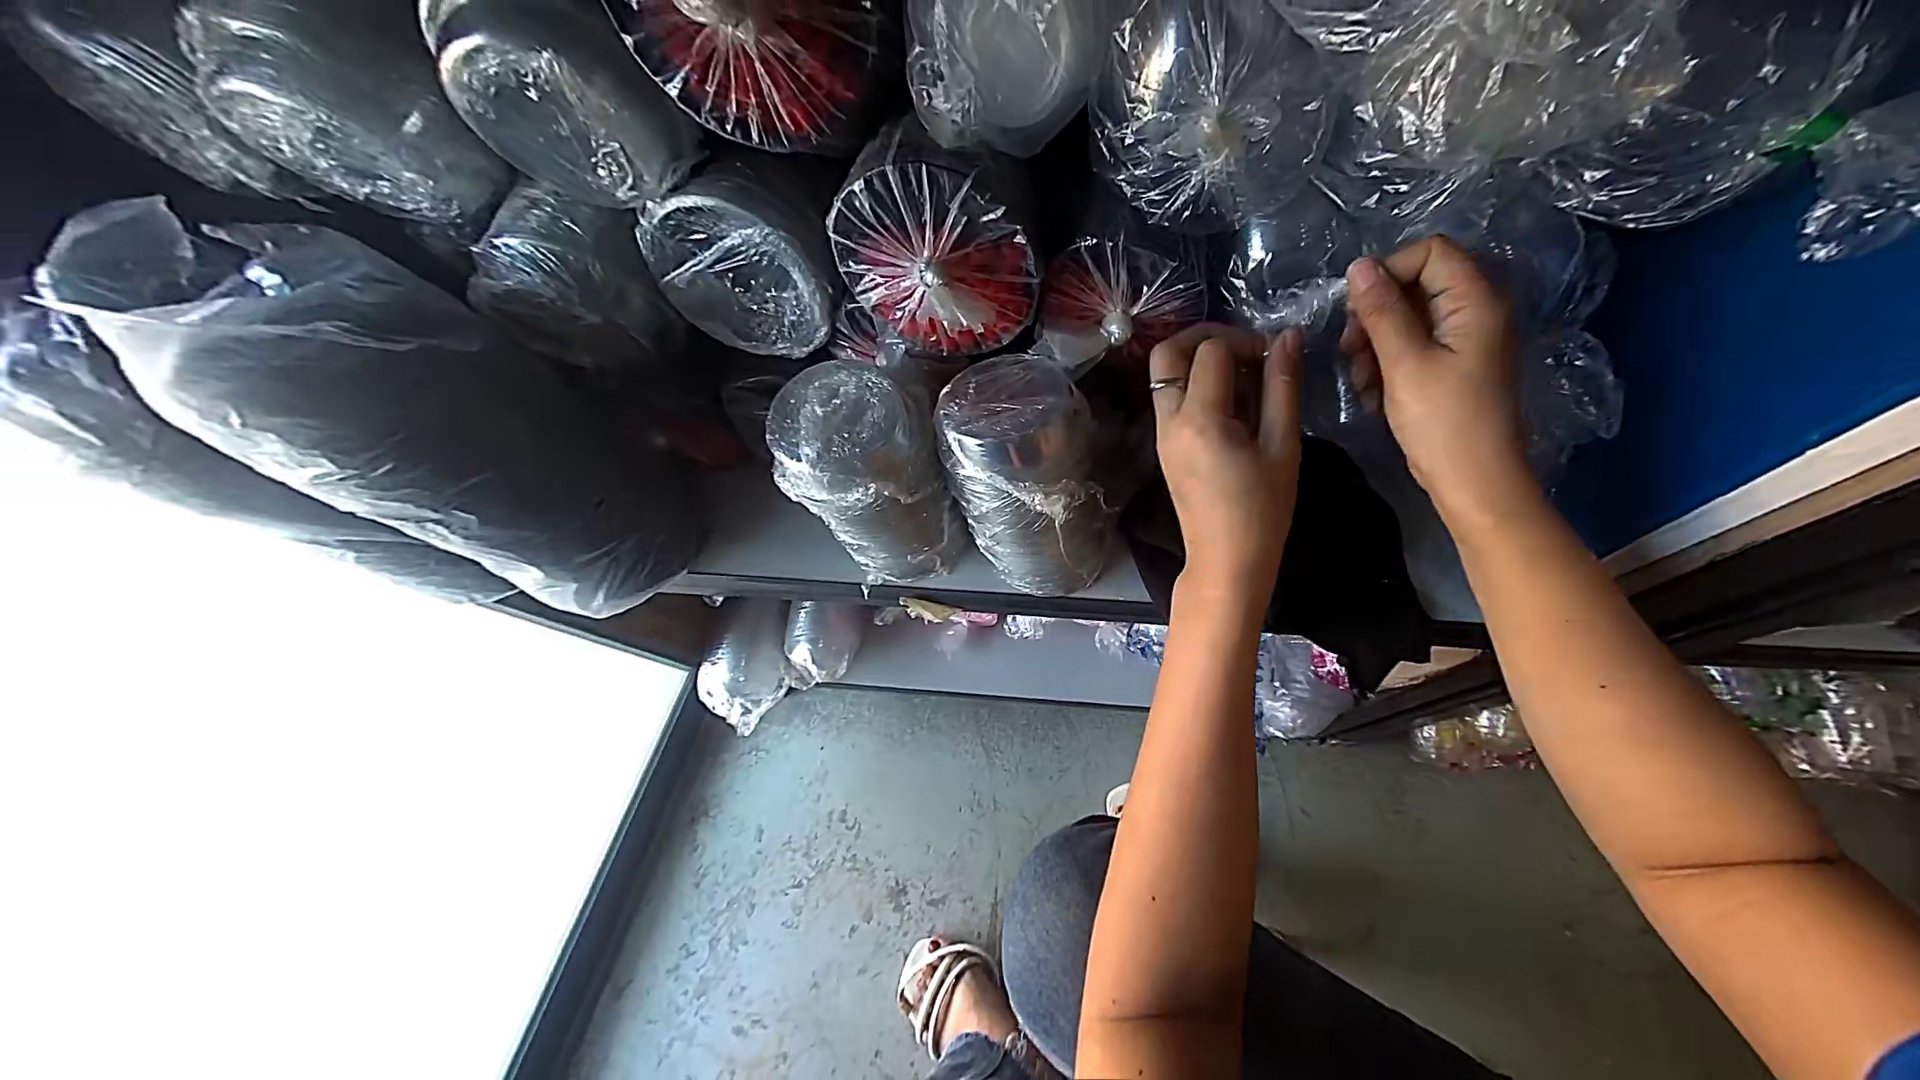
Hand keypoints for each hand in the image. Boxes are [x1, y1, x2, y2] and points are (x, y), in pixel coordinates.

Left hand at [1148, 323, 1302, 592]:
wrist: (1225, 559)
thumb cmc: (1262, 509)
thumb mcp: (1283, 445)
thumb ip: (1283, 387)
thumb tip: (1286, 337)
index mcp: (1199, 419)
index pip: (1209, 350)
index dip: (1244, 341)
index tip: (1272, 360)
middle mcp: (1168, 421)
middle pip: (1166, 352)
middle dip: (1205, 336)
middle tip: (1245, 350)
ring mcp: (1160, 434)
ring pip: (1162, 374)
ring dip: (1197, 361)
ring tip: (1242, 378)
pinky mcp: (1162, 446)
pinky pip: (1169, 399)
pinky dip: (1193, 385)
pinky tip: (1230, 404)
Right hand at [1341, 236, 1537, 521]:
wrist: (1472, 478)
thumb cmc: (1442, 421)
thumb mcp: (1404, 363)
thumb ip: (1381, 312)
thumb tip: (1358, 267)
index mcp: (1475, 301)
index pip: (1430, 253)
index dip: (1387, 273)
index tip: (1355, 312)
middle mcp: (1474, 311)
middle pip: (1414, 284)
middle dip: (1374, 313)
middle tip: (1350, 350)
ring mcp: (1462, 339)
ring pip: (1405, 317)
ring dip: (1373, 343)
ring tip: (1359, 379)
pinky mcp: (1449, 364)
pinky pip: (1409, 345)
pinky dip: (1383, 362)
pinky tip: (1369, 391)